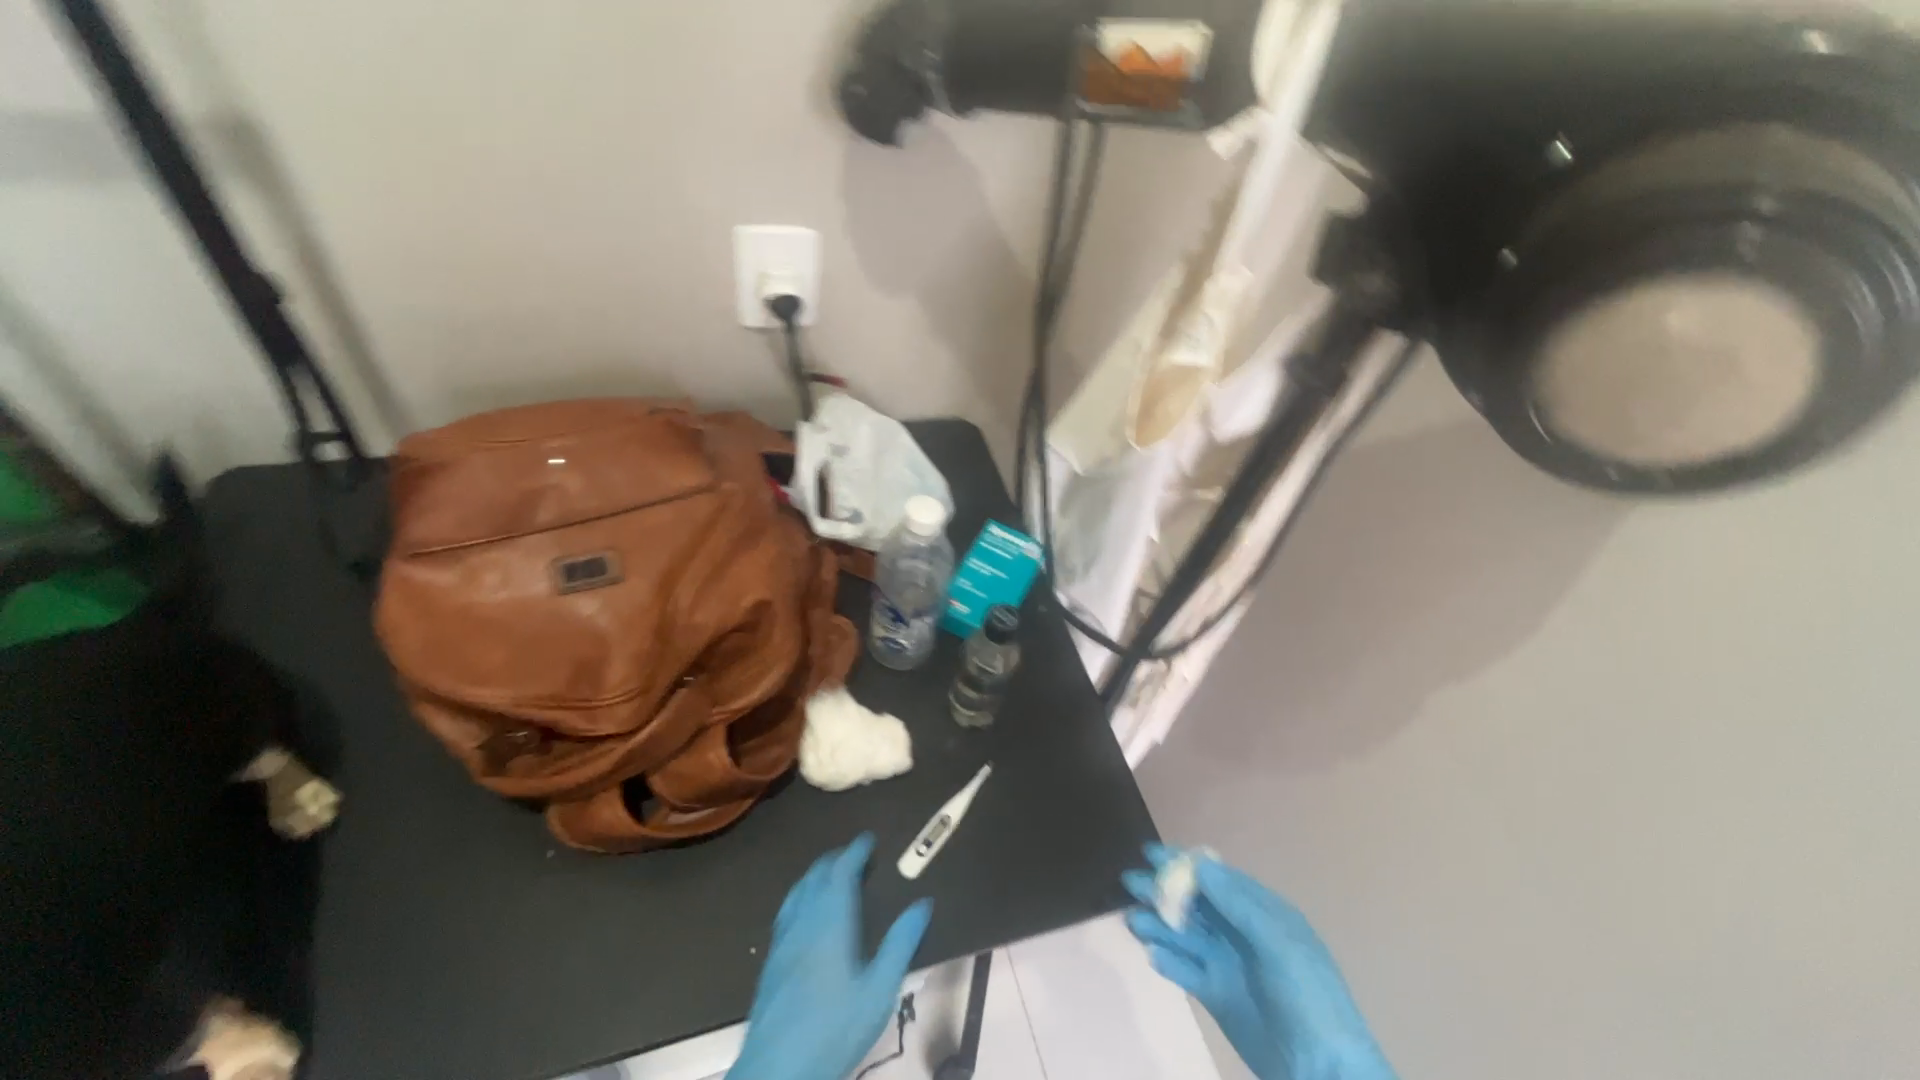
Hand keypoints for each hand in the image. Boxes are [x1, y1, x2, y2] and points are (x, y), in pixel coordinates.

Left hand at [728, 834, 933, 1079]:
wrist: (777, 1070)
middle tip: (854, 854)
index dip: (853, 852)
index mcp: (829, 923)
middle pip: (815, 878)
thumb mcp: (879, 990)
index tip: (868, 839)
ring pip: (797, 893)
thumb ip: (900, 944)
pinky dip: (801, 896)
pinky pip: (787, 912)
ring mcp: (782, 942)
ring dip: (815, 876)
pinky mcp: (772, 962)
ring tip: (832, 874)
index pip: (840, 873)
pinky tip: (806, 913)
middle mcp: (802, 924)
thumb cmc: (835, 1029)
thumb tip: (922, 904)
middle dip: (834, 860)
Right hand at [1122, 846, 1394, 1079]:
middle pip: (1195, 905)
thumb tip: (1199, 862)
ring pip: (1185, 936)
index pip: (1217, 879)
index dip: (1184, 865)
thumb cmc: (1307, 995)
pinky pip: (1185, 970)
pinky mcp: (1216, 996)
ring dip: (1159, 925)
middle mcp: (1241, 933)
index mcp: (1263, 913)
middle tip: (1130, 882)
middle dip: (1163, 892)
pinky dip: (1167, 961)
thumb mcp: (1278, 942)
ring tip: (1132, 921)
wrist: (1321, 1070)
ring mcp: (1227, 965)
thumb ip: (1237, 903)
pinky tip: (1150, 955)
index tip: (1149, 853)